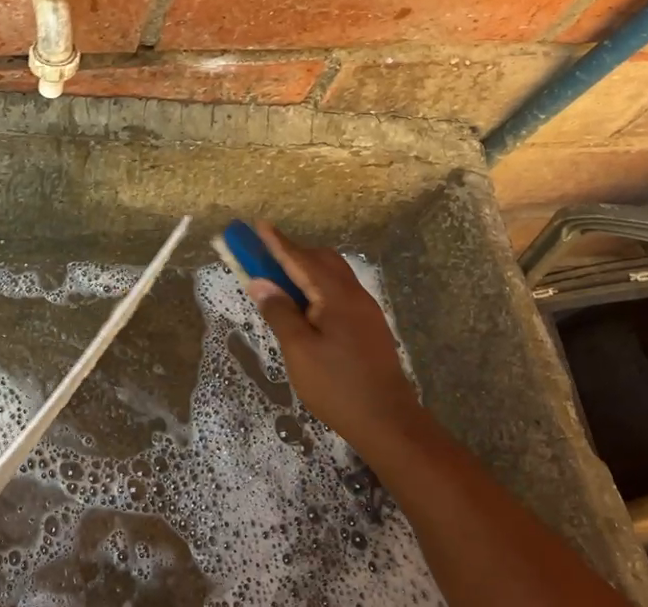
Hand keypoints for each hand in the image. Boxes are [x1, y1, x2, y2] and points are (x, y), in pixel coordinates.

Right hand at [244, 222, 426, 454]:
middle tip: (264, 259)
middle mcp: (354, 296)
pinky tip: (305, 309)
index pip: (300, 259)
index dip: (277, 243)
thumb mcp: (298, 350)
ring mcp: (366, 312)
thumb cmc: (337, 386)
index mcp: (336, 296)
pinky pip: (339, 294)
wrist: (389, 423)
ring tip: (280, 285)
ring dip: (305, 272)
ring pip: (333, 277)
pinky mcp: (369, 328)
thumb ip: (279, 312)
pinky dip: (317, 289)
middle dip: (293, 254)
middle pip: (322, 261)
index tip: (258, 225)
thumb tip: (261, 283)